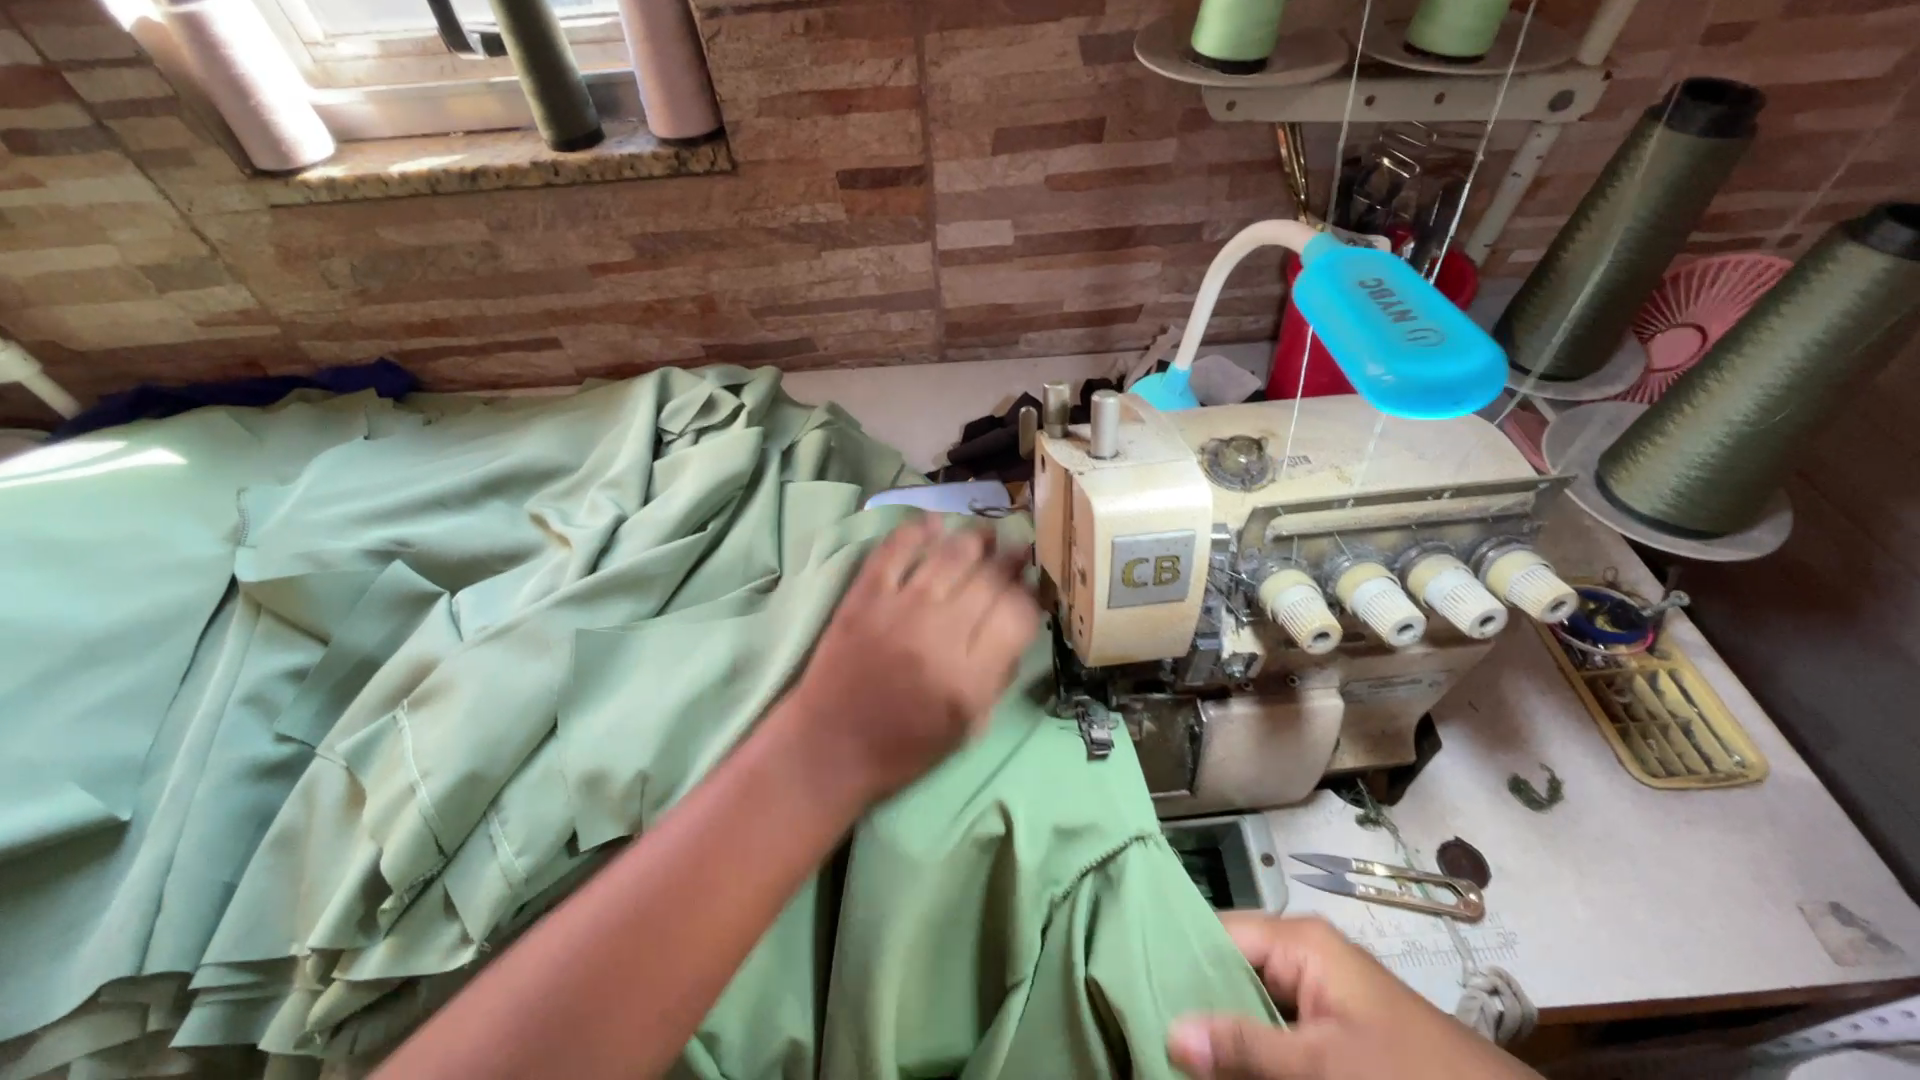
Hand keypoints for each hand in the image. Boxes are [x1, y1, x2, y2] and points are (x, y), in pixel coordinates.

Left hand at [776, 516, 1039, 801]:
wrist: (829, 747)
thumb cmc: (904, 747)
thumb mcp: (969, 727)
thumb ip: (998, 675)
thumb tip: (1018, 625)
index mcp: (969, 678)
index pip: (1018, 614)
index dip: (1033, 594)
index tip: (1033, 586)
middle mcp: (940, 636)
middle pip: (990, 579)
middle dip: (1011, 561)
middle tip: (1018, 552)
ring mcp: (899, 611)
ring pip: (950, 556)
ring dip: (974, 540)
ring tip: (985, 536)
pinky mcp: (863, 598)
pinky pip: (895, 550)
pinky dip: (917, 531)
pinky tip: (934, 524)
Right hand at [1167, 915, 1540, 1079]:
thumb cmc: (1407, 1075)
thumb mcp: (1322, 1065)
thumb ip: (1245, 1047)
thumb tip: (1168, 1032)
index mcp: (1299, 942)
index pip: (1215, 934)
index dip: (1172, 960)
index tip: (1126, 987)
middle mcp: (1301, 956)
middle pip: (1226, 970)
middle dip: (1190, 1004)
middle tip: (1138, 1029)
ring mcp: (1315, 994)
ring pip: (1245, 1005)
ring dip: (1216, 1034)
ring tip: (1162, 1051)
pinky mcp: (1327, 1032)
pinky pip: (1271, 1031)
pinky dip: (1246, 1052)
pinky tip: (1215, 1070)